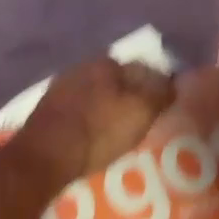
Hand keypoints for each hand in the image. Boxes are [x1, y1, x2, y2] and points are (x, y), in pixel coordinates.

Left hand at [11, 58, 174, 184]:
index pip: (141, 68)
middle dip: (129, 96)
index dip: (155, 86)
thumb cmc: (98, 132)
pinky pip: (78, 111)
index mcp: (105, 62)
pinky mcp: (45, 111)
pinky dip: (88, 121)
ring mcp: (59, 88)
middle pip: (115, 81)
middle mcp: (80, 67)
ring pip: (95, 95)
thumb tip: (174, 80)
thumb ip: (160, 92)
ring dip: (107, 109)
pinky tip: (93, 137)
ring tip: (119, 132)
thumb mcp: (140, 111)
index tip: (163, 106)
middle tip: (142, 120)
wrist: (44, 156)